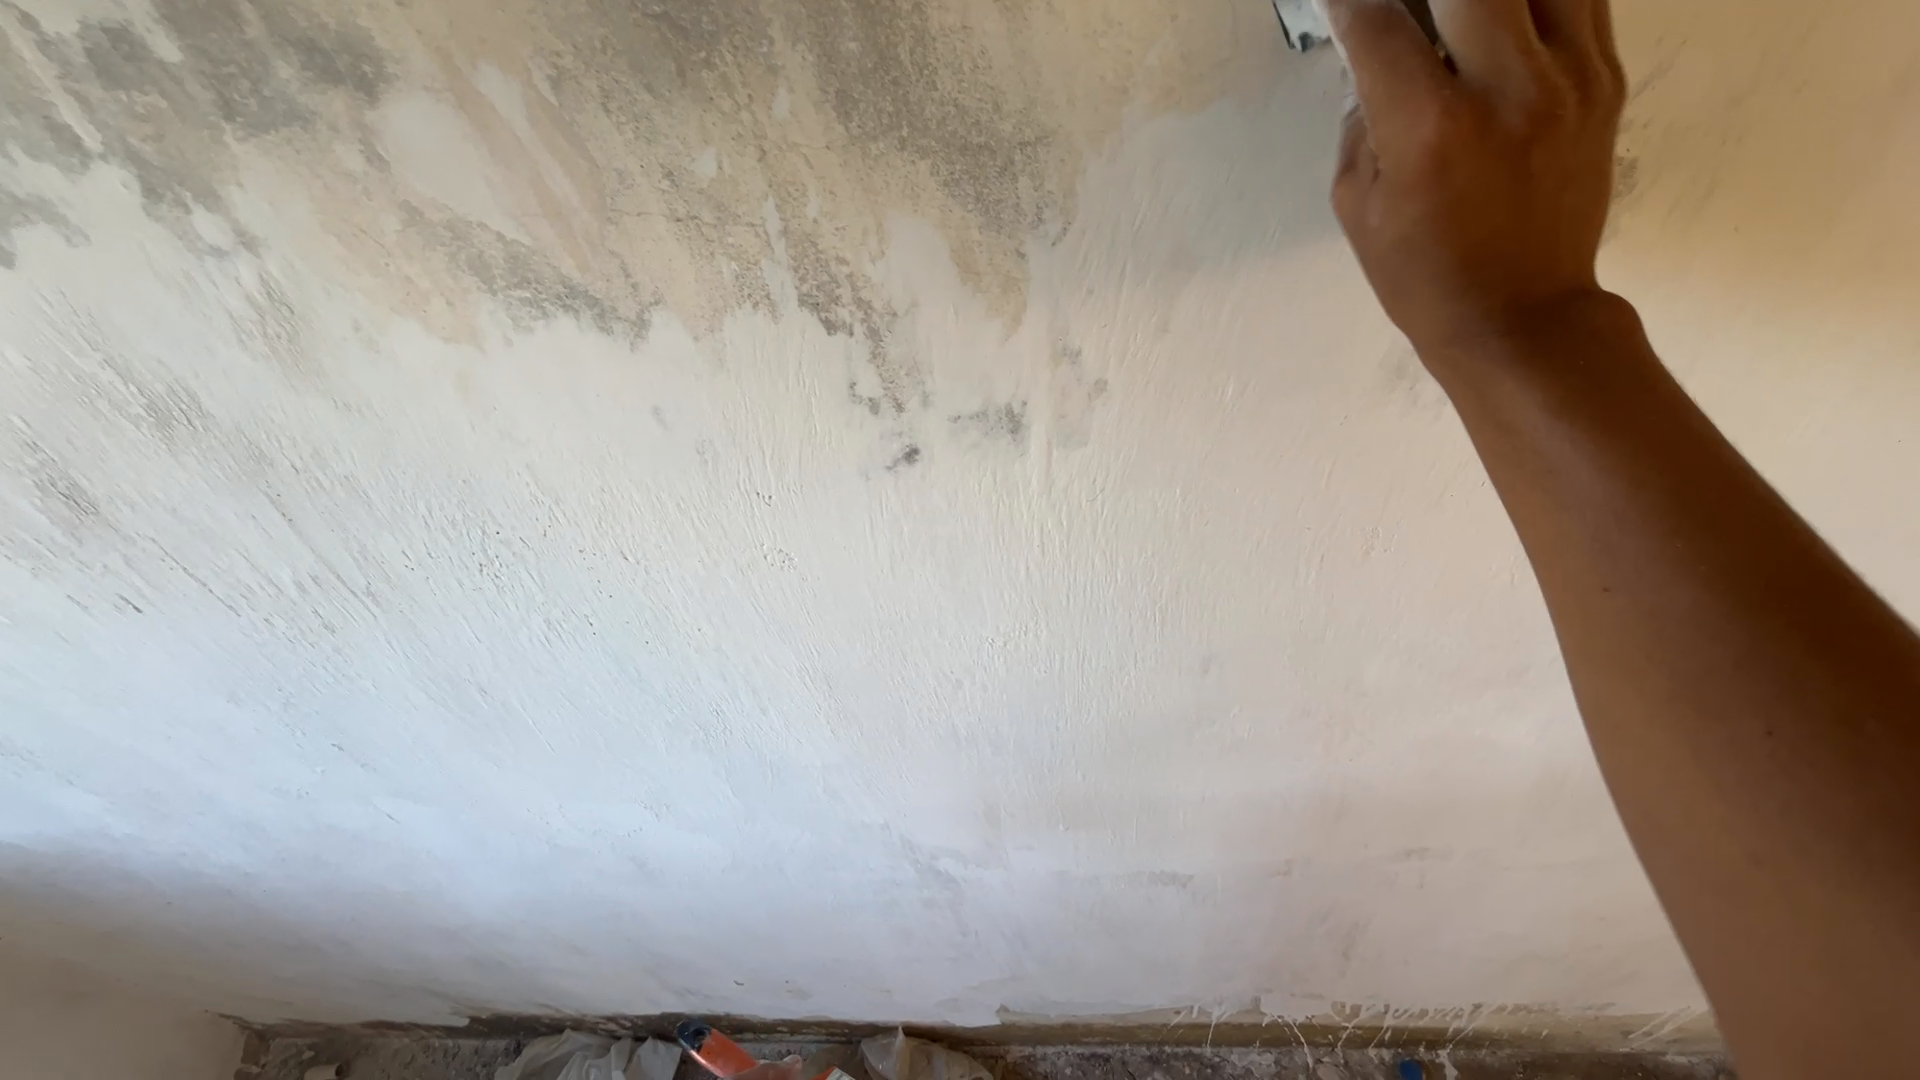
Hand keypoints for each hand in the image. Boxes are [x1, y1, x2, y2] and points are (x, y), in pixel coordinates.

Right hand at [1328, 0, 1627, 359]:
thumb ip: (1360, 128)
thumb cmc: (1422, 275)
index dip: (1351, 4)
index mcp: (1429, 129)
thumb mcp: (1358, 211)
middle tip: (1405, 7)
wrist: (1517, 315)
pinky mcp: (1604, 79)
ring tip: (1456, 15)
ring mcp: (1569, 76)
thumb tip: (1372, 67)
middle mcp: (1506, 87)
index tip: (1343, 2)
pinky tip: (1502, 17)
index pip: (1380, 27)